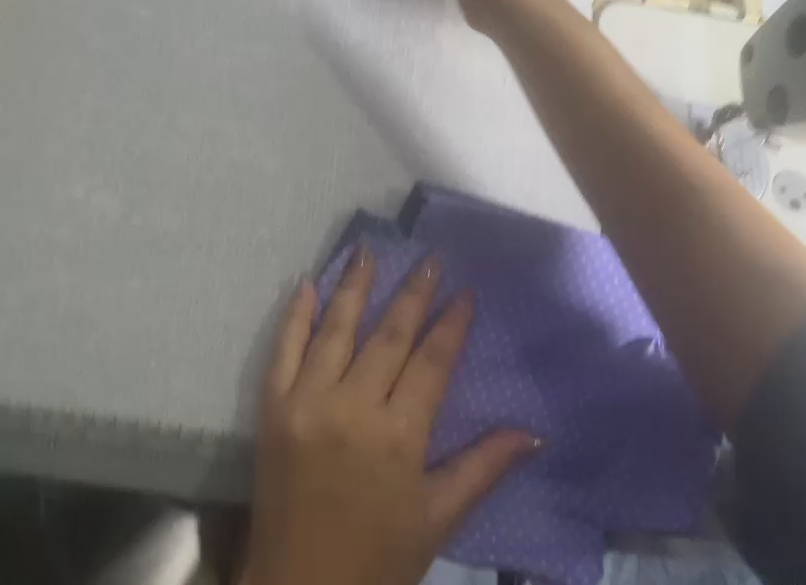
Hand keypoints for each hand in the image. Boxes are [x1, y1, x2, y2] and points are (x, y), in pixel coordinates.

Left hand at [241, 249, 537, 584]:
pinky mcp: (272, 407)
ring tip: (367, 250)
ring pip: (335, 331)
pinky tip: (305, 283)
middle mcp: (352, 408)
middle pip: (387, 336)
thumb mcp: (438, 517)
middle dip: (412, 295)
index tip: (464, 292)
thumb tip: (533, 432)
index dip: (451, 324)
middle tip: (429, 259)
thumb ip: (482, 467)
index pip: (431, 362)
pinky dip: (294, 315)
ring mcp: (307, 402)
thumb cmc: (378, 556)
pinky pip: (282, 349)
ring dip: (353, 287)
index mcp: (399, 436)